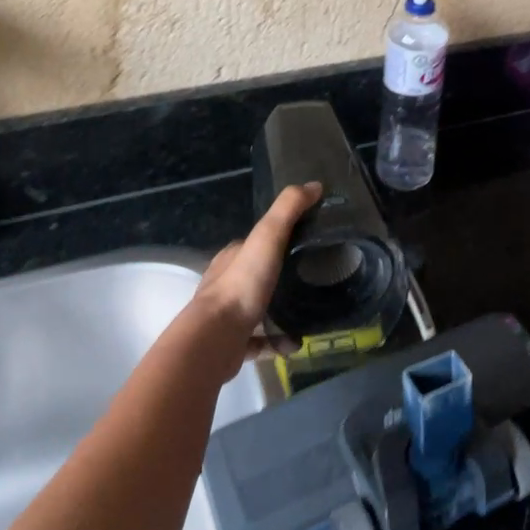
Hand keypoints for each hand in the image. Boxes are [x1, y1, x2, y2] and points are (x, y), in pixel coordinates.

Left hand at [192, 181, 322, 366]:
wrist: (215, 340)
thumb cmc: (242, 285)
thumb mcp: (267, 237)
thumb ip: (288, 210)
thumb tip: (315, 185)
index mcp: (232, 257)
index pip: (257, 243)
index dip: (279, 239)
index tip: (306, 243)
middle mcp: (226, 284)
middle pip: (258, 276)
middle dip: (282, 279)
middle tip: (312, 281)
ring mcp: (227, 316)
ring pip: (260, 310)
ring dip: (283, 313)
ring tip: (309, 315)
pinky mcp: (232, 344)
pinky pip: (261, 341)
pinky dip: (278, 342)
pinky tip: (295, 343)